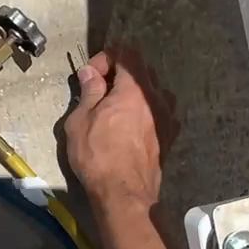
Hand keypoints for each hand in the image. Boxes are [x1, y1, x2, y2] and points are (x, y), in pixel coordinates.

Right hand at [63, 46, 177, 218]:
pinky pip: (155, 112)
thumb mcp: (81, 120)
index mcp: (134, 89)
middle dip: (117, 74)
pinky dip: (140, 111)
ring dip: (130, 93)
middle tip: (96, 90)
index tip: (89, 75)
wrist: (123, 194)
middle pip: (140, 71)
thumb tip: (90, 73)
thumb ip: (89, 92)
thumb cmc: (97, 154)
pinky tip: (125, 127)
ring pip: (149, 92)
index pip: (126, 55)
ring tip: (111, 109)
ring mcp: (166, 119)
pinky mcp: (167, 137)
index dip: (105, 58)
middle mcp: (156, 99)